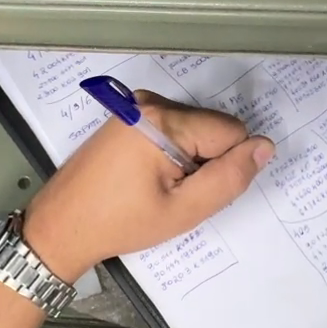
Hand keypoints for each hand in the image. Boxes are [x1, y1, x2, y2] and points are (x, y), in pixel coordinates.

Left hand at [22, 90, 272, 282]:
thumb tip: (265, 147)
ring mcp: (136, 106)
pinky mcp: (127, 115)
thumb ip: (229, 178)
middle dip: (205, 161)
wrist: (62, 225)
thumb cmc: (119, 223)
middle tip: (172, 192)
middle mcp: (150, 103)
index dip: (224, 167)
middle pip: (213, 127)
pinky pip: (173, 128)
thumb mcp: (183, 211)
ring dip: (188, 158)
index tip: (193, 191)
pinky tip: (145, 176)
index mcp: (163, 121)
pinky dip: (171, 152)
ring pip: (195, 128)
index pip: (232, 132)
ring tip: (155, 186)